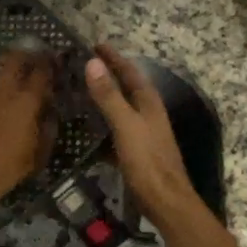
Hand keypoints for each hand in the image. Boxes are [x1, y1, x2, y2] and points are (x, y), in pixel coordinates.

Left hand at [0, 50, 53, 191]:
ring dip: (11, 65)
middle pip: (15, 59)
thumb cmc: (11, 164)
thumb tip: (51, 110)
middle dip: (27, 54)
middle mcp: (5, 91)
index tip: (57, 59)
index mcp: (26, 99)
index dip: (50, 62)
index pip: (41, 70)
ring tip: (22, 70)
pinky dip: (1, 82)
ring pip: (0, 69)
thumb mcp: (40, 150)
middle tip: (37, 57)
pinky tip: (7, 92)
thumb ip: (48, 126)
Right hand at [84, 44, 198, 219]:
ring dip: (104, 98)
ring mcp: (143, 134)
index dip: (114, 57)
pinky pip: (115, 129)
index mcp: (148, 103)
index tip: (95, 44)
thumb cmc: (147, 161)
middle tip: (84, 64)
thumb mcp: (126, 125)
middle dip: (109, 74)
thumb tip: (93, 62)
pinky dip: (102, 123)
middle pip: (127, 88)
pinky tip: (87, 128)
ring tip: (81, 91)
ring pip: (121, 108)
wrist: (165, 202)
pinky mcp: (135, 152)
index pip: (130, 72)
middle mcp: (148, 114)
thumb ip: (109, 95)